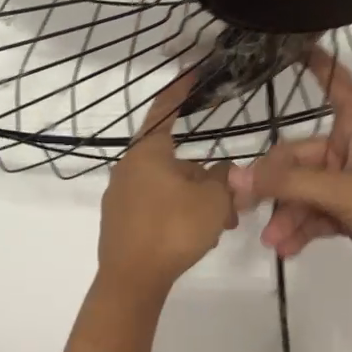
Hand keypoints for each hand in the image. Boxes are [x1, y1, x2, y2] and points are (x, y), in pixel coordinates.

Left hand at [98, 75, 238, 295]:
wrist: (132, 278)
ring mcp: (120, 195)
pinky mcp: (119, 221)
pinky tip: (195, 238)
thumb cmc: (173, 229)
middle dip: (206, 179)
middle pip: (174, 161)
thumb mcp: (213, 200)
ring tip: (220, 227)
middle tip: (232, 204)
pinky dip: (177, 214)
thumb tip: (226, 172)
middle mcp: (128, 167)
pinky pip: (155, 207)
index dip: (181, 90)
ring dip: (196, 201)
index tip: (192, 73)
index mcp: (147, 152)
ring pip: (168, 188)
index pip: (165, 110)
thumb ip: (225, 179)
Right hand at [228, 51, 351, 297]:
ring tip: (271, 241)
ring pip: (303, 192)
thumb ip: (288, 184)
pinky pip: (315, 216)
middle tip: (245, 206)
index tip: (299, 45)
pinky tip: (286, 248)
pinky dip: (300, 230)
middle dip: (274, 185)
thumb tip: (235, 178)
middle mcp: (351, 152)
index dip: (320, 68)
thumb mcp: (344, 192)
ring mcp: (351, 186)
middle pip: (298, 158)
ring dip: (285, 215)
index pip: (336, 87)